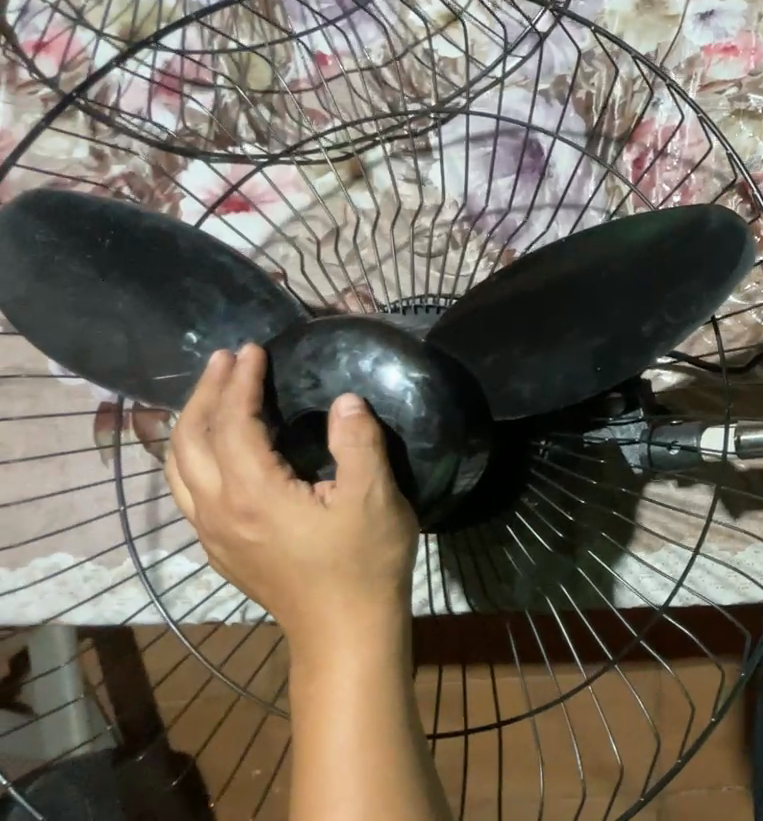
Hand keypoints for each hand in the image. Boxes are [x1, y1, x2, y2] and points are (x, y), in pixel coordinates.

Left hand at [165, 345, 418, 651]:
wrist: (344, 623)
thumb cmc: (365, 557)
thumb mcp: (374, 496)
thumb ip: (358, 444)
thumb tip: (345, 400)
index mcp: (254, 492)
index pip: (232, 424)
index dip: (239, 384)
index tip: (253, 350)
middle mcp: (218, 508)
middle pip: (189, 441)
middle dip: (204, 394)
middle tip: (227, 360)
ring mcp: (213, 530)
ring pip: (178, 466)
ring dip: (189, 423)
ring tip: (212, 393)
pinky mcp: (221, 544)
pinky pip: (187, 487)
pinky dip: (191, 453)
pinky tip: (213, 448)